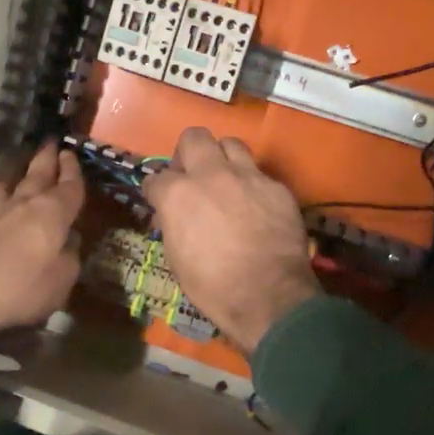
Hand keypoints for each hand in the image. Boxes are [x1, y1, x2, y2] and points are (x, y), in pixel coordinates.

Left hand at [0, 146, 84, 333]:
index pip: (69, 185)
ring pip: (14, 181)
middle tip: (53, 144)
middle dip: (48, 158)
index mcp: (54, 213)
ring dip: (24, 170)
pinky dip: (3, 189)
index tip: (73, 154)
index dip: (73, 170)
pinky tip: (1, 193)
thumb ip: (71, 255)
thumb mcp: (63, 279)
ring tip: (27, 164)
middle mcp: (26, 203)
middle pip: (39, 174)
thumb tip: (69, 240)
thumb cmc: (24, 288)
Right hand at [142, 128, 318, 352]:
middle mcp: (211, 175)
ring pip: (231, 144)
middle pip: (194, 138)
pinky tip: (255, 206)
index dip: (156, 191)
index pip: (156, 178)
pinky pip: (259, 173)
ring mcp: (248, 177)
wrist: (268, 297)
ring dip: (223, 159)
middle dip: (188, 153)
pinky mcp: (277, 187)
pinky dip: (252, 185)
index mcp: (178, 194)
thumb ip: (172, 224)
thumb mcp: (176, 258)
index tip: (160, 202)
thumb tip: (171, 215)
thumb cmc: (212, 287)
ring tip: (226, 181)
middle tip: (191, 176)